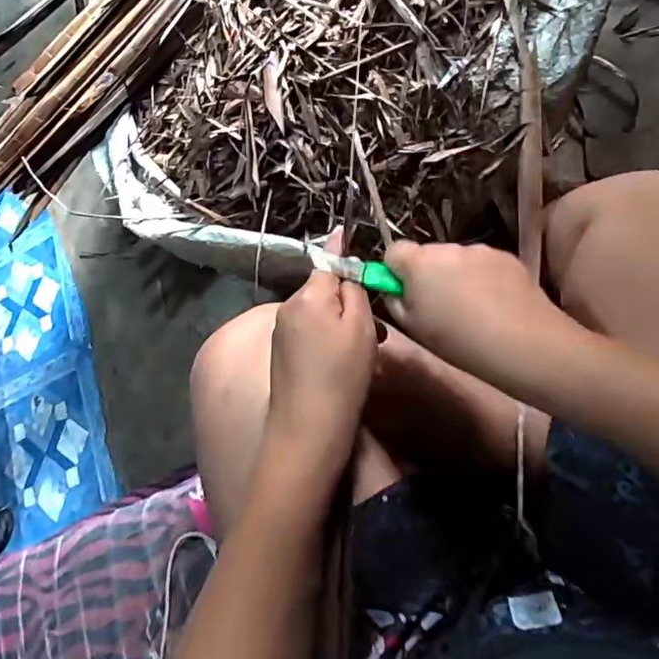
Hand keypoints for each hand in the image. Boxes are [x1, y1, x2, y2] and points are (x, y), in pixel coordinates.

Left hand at [263, 269, 377, 499]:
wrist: (308, 426)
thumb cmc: (342, 374)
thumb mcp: (361, 327)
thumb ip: (355, 291)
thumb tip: (347, 273)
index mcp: (308, 294)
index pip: (328, 260)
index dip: (342, 251)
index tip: (345, 231)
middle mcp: (288, 306)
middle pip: (323, 288)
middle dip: (349, 300)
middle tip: (378, 328)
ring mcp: (281, 329)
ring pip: (318, 311)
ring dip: (341, 321)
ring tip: (366, 349)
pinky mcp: (281, 350)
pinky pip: (309, 330)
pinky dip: (328, 336)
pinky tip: (344, 362)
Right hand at [382, 241, 581, 385]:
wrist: (525, 344)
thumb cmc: (459, 341)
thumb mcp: (413, 328)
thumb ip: (395, 300)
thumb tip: (395, 288)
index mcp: (419, 262)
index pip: (394, 251)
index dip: (396, 272)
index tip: (407, 294)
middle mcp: (448, 247)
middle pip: (427, 255)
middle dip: (429, 274)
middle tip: (440, 308)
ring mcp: (479, 249)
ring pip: (456, 260)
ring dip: (456, 276)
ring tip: (472, 309)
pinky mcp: (506, 256)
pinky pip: (482, 264)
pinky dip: (483, 278)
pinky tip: (495, 305)